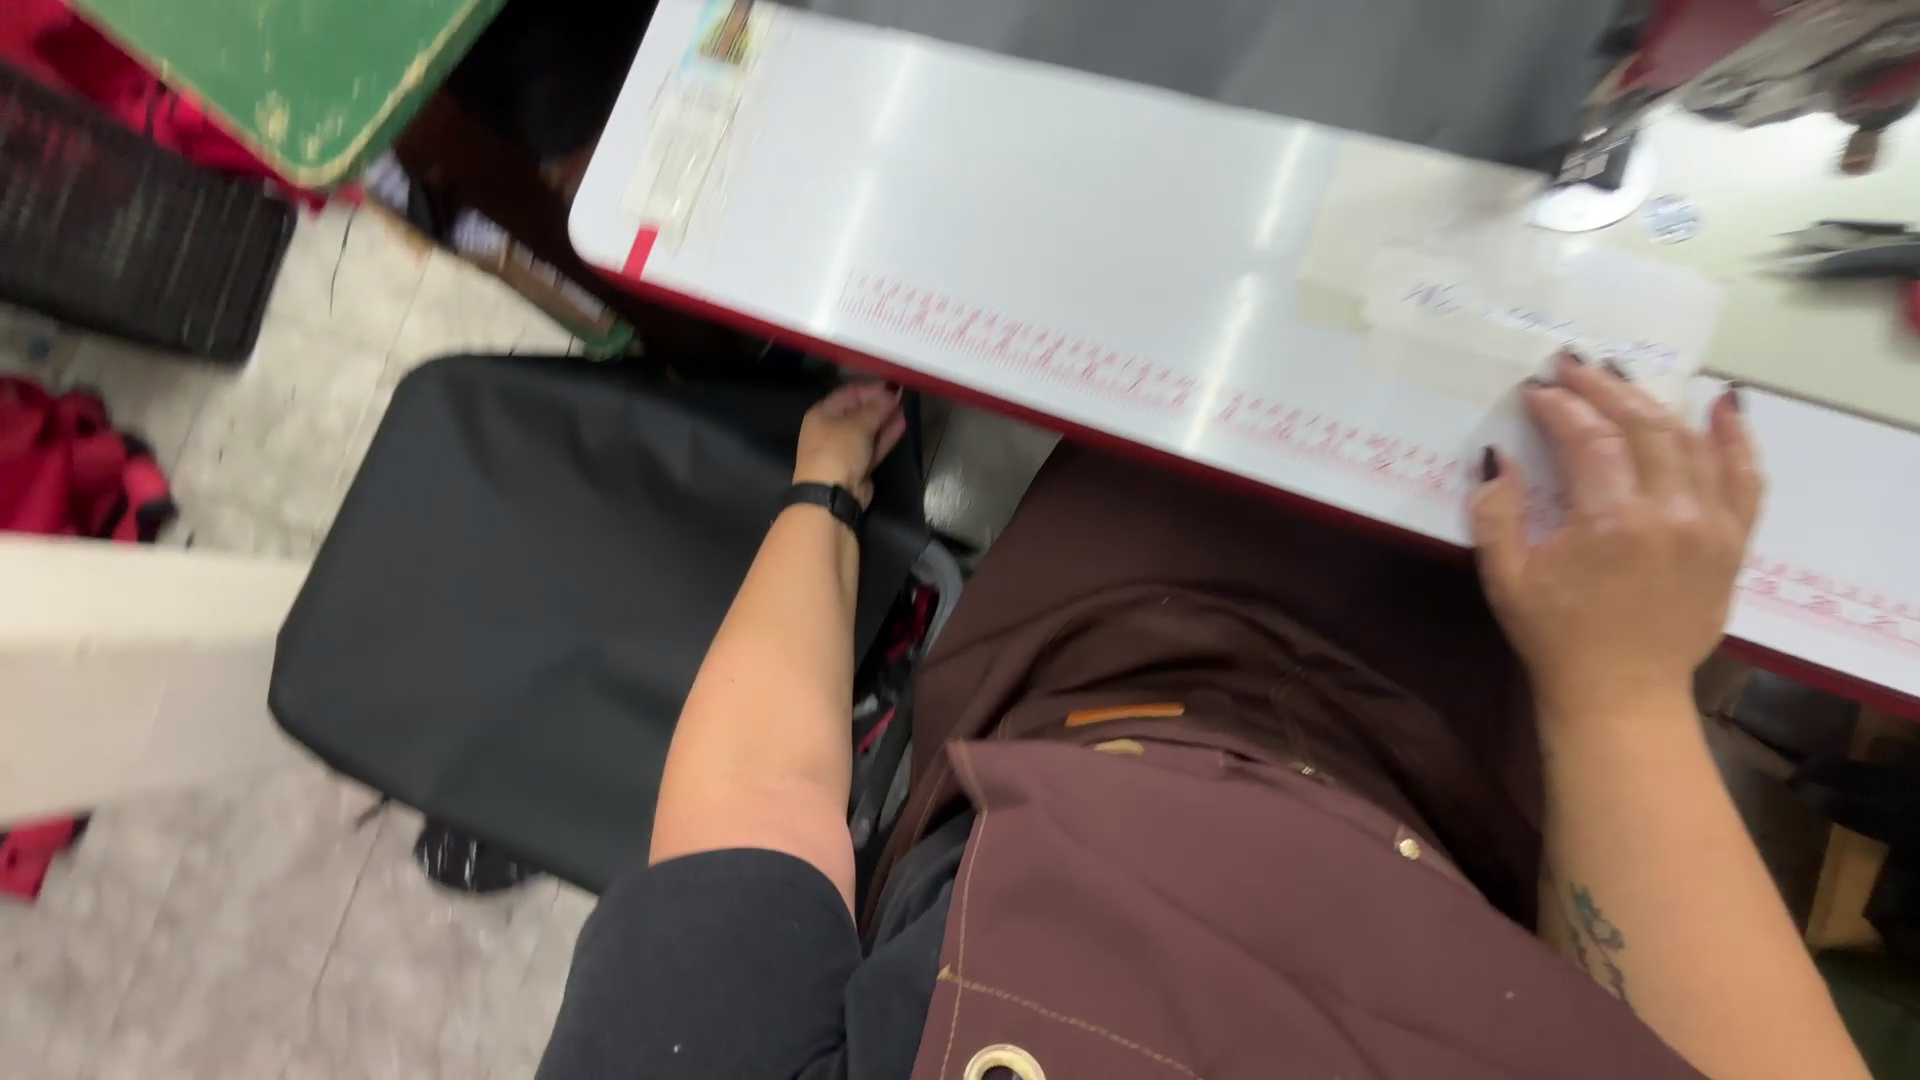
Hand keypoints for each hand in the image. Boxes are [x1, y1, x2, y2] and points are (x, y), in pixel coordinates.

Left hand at [794, 382, 907, 507]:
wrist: (832, 494)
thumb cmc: (838, 451)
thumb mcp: (857, 425)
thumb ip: (876, 408)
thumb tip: (891, 393)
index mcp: (822, 414)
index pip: (848, 393)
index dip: (870, 388)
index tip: (892, 384)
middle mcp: (832, 429)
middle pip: (858, 411)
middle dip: (879, 403)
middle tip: (902, 393)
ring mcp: (845, 448)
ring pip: (868, 429)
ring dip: (885, 419)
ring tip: (905, 405)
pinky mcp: (858, 465)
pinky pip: (874, 445)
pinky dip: (886, 436)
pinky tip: (902, 423)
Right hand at [1470, 353, 1763, 724]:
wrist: (1619, 687)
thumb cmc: (1551, 631)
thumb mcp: (1503, 576)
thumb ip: (1496, 513)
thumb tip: (1498, 458)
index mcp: (1609, 522)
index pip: (1587, 440)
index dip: (1559, 408)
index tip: (1534, 389)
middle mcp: (1670, 513)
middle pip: (1642, 427)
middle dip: (1603, 389)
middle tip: (1571, 365)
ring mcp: (1711, 524)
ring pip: (1689, 441)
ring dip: (1652, 401)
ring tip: (1620, 376)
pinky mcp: (1733, 539)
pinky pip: (1745, 475)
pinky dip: (1735, 436)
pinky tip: (1722, 404)